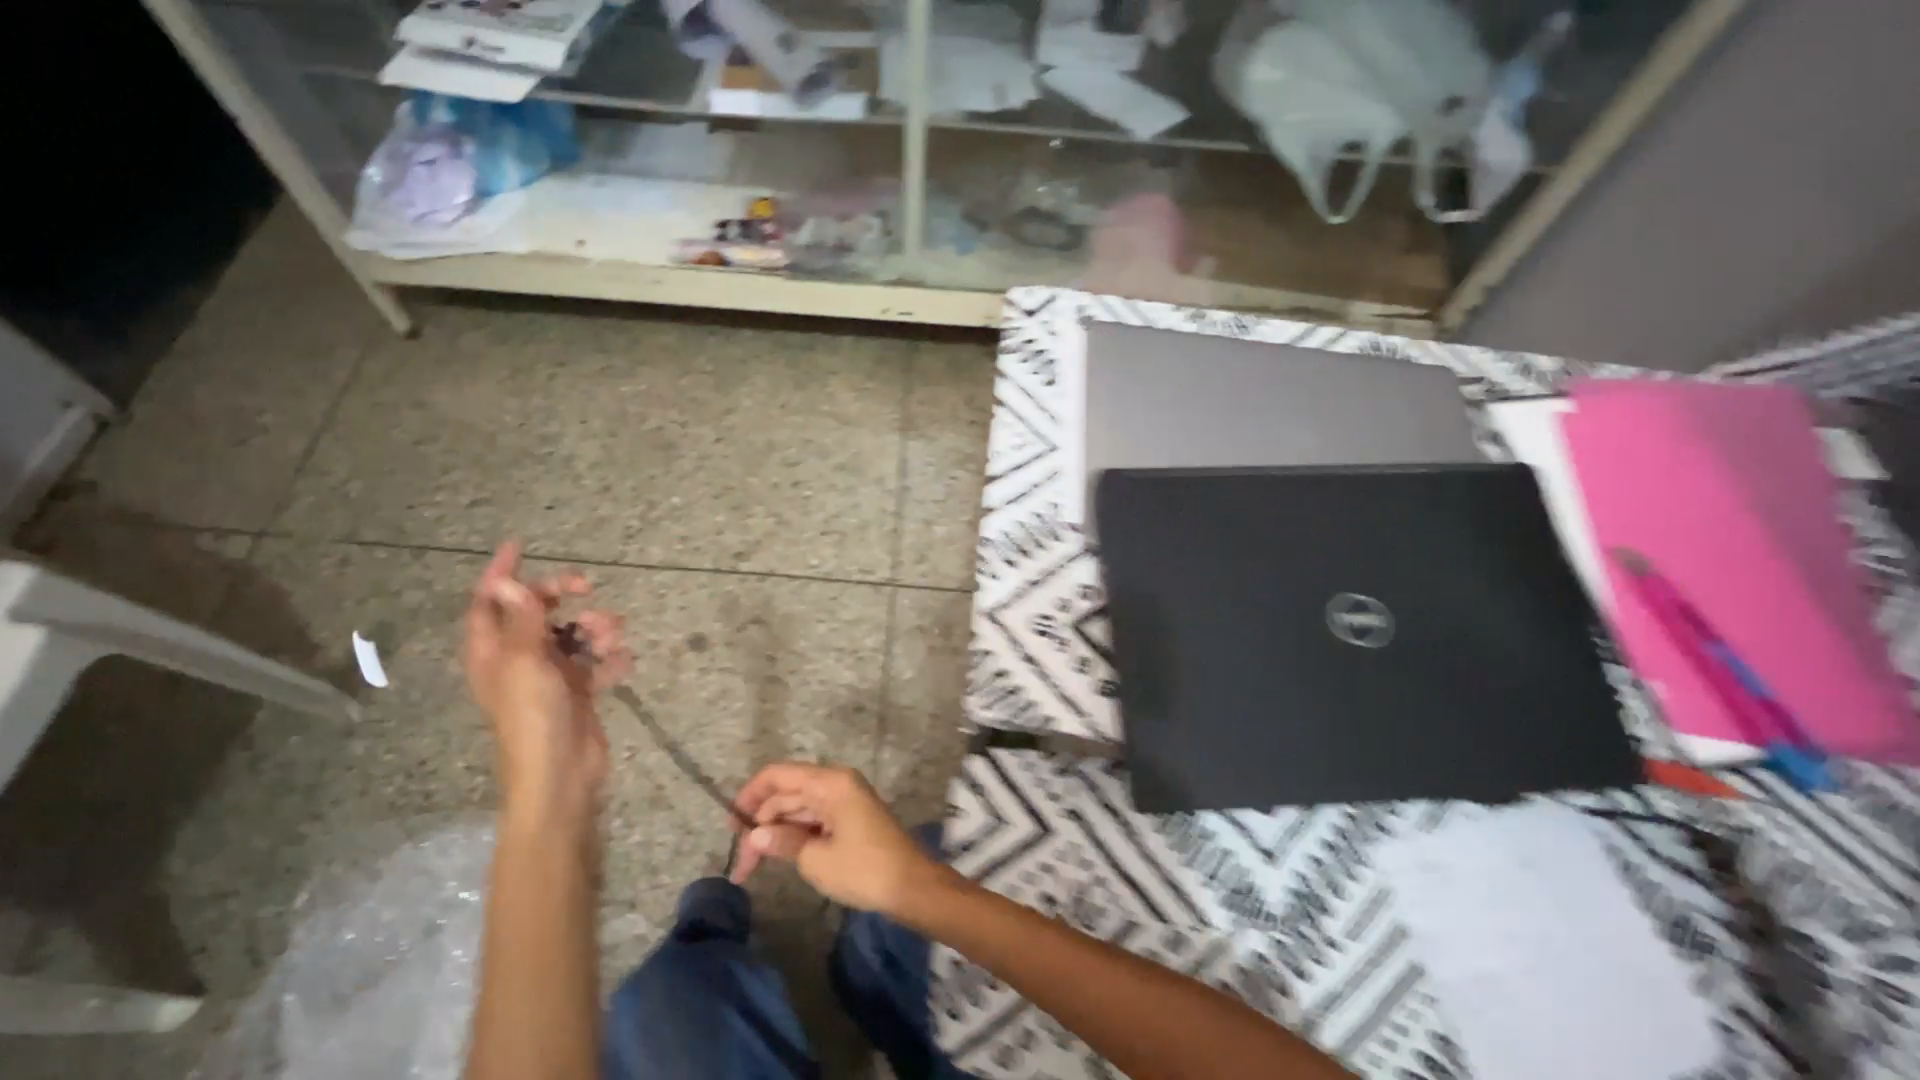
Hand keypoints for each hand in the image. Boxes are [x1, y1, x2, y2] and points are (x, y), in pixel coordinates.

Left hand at [463, 542, 632, 821]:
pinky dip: (610, 658)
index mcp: (492, 652)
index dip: (502, 573)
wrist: (561, 774)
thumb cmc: (533, 717)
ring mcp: (550, 677)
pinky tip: (620, 663)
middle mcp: (518, 660)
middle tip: (586, 587)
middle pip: (536, 612)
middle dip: (562, 596)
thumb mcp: (525, 662)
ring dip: (595, 628)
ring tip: (612, 636)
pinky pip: (597, 662)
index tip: (520, 544)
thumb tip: (511, 581)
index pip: (490, 602)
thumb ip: (521, 621)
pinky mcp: (579, 693)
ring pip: (572, 634)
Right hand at [730, 763, 954, 915]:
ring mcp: (845, 801)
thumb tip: (756, 836)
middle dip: (760, 825)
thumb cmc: (864, 869)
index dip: (750, 796)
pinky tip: (778, 858)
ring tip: (751, 867)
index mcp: (830, 783)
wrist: (912, 887)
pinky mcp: (850, 819)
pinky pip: (813, 819)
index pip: (778, 775)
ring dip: (775, 833)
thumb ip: (783, 841)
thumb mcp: (817, 859)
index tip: (731, 826)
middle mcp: (837, 784)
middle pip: (786, 794)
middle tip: (741, 864)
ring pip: (797, 809)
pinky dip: (794, 836)